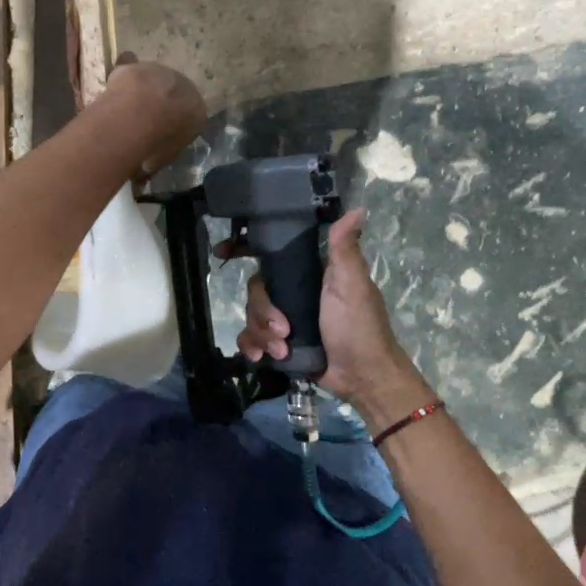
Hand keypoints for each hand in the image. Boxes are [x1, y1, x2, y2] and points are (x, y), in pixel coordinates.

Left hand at [102, 54, 206, 176]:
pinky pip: (130, 65)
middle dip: (158, 103)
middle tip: (140, 118)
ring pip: (151, 79)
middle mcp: (185, 87)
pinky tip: (112, 79)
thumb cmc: (157, 142)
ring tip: (123, 103)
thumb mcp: (159, 160)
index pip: (189, 117)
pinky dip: (123, 69)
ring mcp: (161, 72)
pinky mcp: (138, 66)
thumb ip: (154, 160)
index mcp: (197, 111)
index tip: (158, 133)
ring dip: (141, 88)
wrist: (142, 114)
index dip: (172, 124)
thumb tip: (142, 174)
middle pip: (172, 94)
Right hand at [232, 209, 434, 422]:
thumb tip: (356, 209)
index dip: (245, 249)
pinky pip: (251, 337)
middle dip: (263, 311)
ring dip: (261, 333)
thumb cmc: (359, 326)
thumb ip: (345, 249)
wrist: (363, 377)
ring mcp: (286, 318)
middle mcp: (295, 292)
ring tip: (280, 351)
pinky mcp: (280, 343)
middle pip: (257, 289)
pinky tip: (259, 357)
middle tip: (283, 330)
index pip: (272, 254)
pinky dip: (252, 345)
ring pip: (252, 315)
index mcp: (310, 272)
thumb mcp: (352, 284)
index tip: (221, 252)